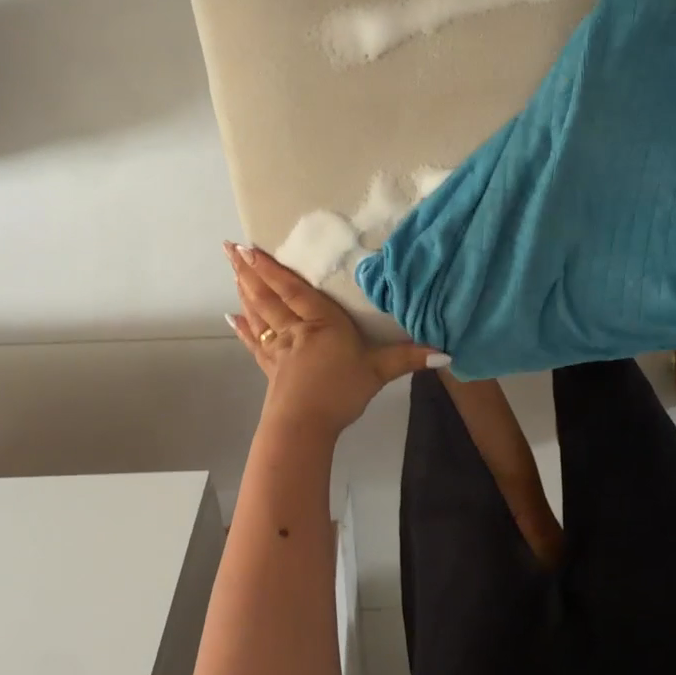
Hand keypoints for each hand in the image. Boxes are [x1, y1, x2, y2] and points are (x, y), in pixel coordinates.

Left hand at [224, 242, 448, 438]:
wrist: (303, 427)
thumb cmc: (339, 393)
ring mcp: (278, 349)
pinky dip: (243, 328)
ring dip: (244, 290)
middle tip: (229, 248)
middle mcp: (295, 329)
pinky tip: (231, 317)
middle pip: (268, 295)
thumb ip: (408, 358)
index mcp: (321, 322)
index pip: (293, 289)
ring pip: (258, 313)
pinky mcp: (270, 369)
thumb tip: (445, 353)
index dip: (271, 268)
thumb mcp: (378, 372)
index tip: (250, 247)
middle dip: (249, 271)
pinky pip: (254, 342)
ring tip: (232, 269)